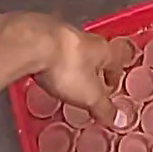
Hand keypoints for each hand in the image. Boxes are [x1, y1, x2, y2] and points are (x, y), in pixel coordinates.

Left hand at [0, 12, 123, 127]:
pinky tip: (42, 67)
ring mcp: (60, 31)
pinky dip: (48, 57)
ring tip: (64, 77)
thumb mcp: (89, 95)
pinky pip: (48, 46)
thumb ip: (104, 107)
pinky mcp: (38, 31)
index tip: (111, 86)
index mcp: (102, 49)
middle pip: (93, 53)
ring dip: (70, 62)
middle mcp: (84, 36)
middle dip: (91, 68)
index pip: (115, 62)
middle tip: (88, 84)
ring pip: (70, 48)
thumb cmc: (67, 67)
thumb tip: (120, 120)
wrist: (32, 43)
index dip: (114, 76)